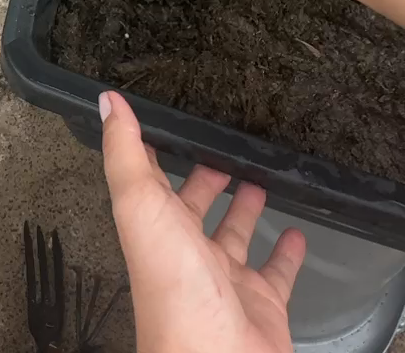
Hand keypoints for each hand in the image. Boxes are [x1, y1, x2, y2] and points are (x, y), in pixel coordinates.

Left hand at [98, 90, 303, 352]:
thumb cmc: (174, 290)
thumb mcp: (141, 205)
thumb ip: (124, 153)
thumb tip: (107, 101)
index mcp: (154, 226)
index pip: (150, 178)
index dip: (154, 149)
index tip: (166, 122)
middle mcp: (185, 252)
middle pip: (193, 204)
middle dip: (204, 177)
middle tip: (220, 149)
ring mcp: (224, 279)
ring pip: (234, 233)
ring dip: (244, 207)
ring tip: (257, 178)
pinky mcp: (262, 302)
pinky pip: (277, 271)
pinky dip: (288, 252)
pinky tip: (298, 234)